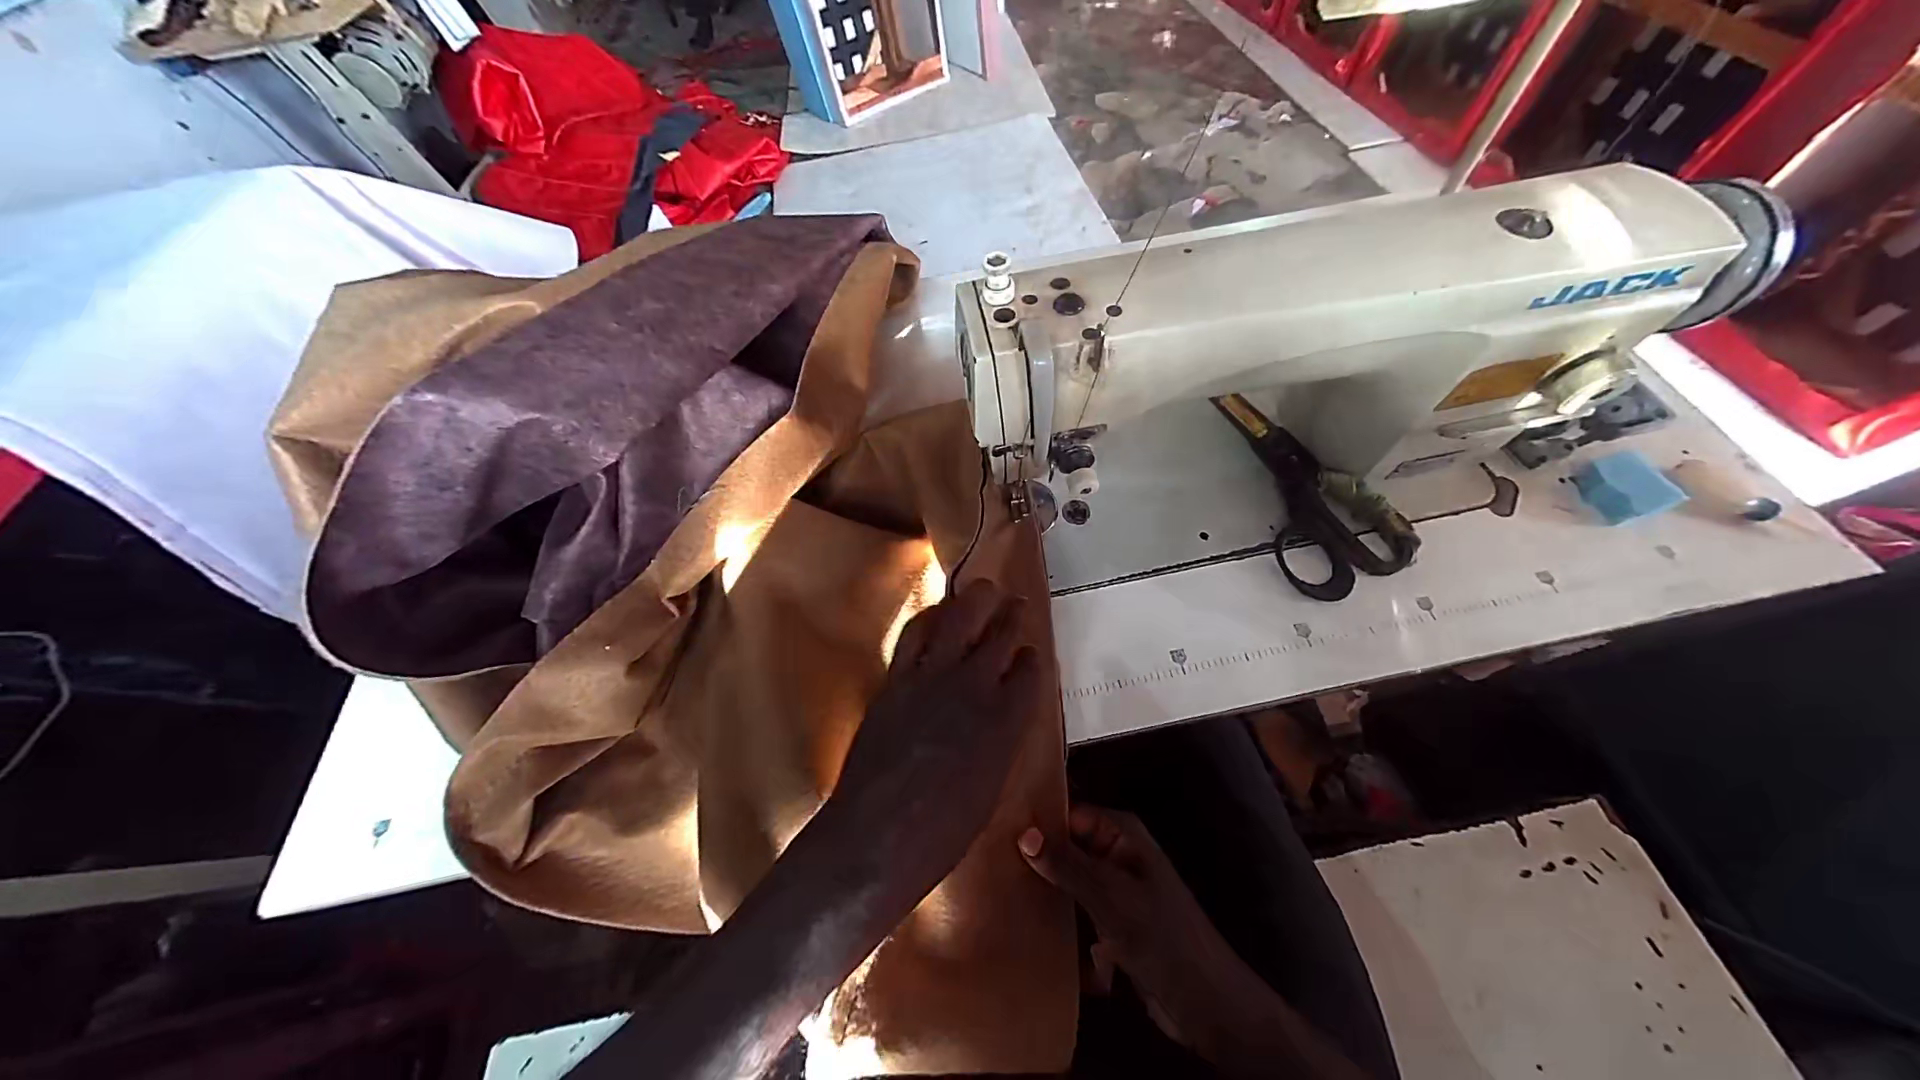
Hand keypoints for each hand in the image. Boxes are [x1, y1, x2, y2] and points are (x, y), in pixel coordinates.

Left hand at [820, 578, 1042, 910]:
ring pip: (960, 621)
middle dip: (1012, 614)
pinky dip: (931, 618)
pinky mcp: (897, 680)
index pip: (1031, 672)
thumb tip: (1001, 719)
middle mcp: (974, 690)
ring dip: (976, 602)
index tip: (1031, 650)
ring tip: (984, 590)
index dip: (1032, 658)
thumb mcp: (991, 788)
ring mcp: (932, 679)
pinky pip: (916, 635)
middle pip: (1000, 635)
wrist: (878, 836)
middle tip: (1017, 602)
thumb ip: (1000, 742)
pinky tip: (936, 614)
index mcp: (1007, 722)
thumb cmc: (943, 832)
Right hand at [1018, 805, 1258, 1050]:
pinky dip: (1056, 919)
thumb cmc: (1164, 940)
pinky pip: (1073, 911)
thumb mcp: (1112, 899)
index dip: (1036, 820)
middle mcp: (1115, 855)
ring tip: (996, 892)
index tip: (995, 829)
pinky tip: (1024, 926)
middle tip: (987, 864)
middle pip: (1065, 846)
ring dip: (1042, 890)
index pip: (1069, 813)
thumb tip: (1024, 834)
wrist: (1208, 1006)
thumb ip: (1068, 865)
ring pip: (1066, 880)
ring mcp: (1112, 891)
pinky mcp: (1109, 923)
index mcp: (1122, 834)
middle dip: (1034, 857)